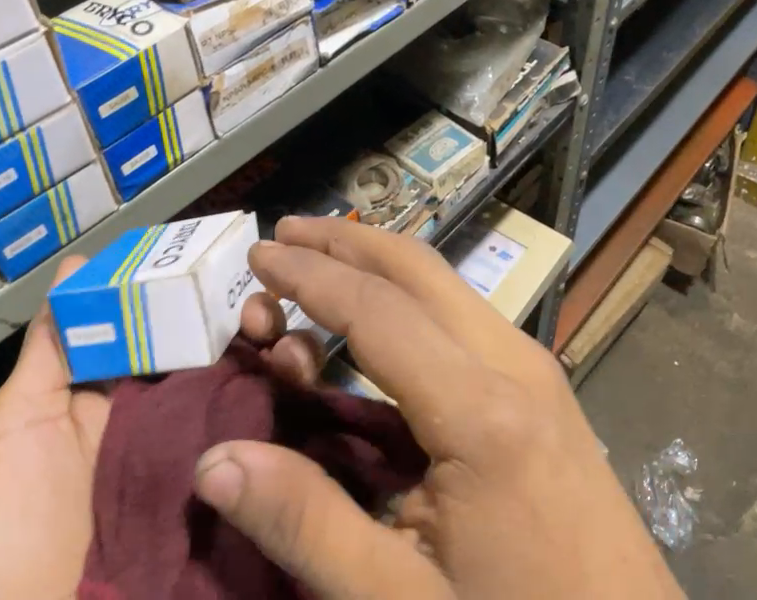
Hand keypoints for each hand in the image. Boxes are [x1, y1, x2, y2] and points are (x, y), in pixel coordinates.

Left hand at [0, 255, 319, 599]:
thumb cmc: (17, 535)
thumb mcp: (15, 430)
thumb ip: (49, 352)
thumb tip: (76, 266)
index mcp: (133, 395)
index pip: (180, 326)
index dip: (207, 293)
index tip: (231, 263)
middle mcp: (184, 419)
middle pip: (234, 352)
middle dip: (258, 319)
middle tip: (261, 309)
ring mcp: (220, 460)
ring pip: (268, 391)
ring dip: (287, 355)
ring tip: (287, 349)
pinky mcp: (250, 504)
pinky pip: (285, 451)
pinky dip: (305, 414)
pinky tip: (308, 389)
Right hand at [192, 216, 682, 598]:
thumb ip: (306, 524)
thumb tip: (212, 460)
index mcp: (481, 410)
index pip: (377, 310)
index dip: (311, 275)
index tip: (258, 251)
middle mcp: (515, 364)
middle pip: (420, 271)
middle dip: (347, 242)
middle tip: (285, 232)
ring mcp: (537, 371)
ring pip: (448, 287)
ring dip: (379, 265)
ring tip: (320, 261)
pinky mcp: (544, 390)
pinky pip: (466, 317)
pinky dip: (410, 298)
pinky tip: (380, 317)